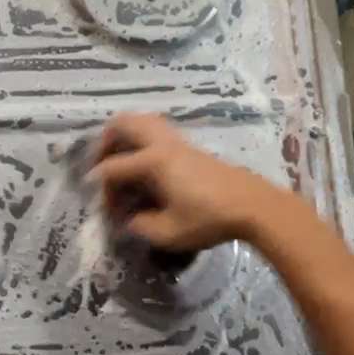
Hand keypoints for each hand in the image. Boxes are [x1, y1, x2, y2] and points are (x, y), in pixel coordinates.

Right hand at [85, 112, 291, 249]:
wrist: (252, 206)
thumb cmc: (209, 219)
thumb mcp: (169, 232)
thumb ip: (140, 226)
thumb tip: (128, 221)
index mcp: (153, 162)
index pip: (113, 168)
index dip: (101, 189)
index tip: (102, 210)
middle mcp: (162, 145)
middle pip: (124, 123)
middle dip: (105, 142)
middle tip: (101, 165)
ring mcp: (178, 142)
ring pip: (143, 121)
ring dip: (124, 137)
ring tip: (120, 163)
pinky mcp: (190, 148)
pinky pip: (156, 132)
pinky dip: (141, 142)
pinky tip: (144, 170)